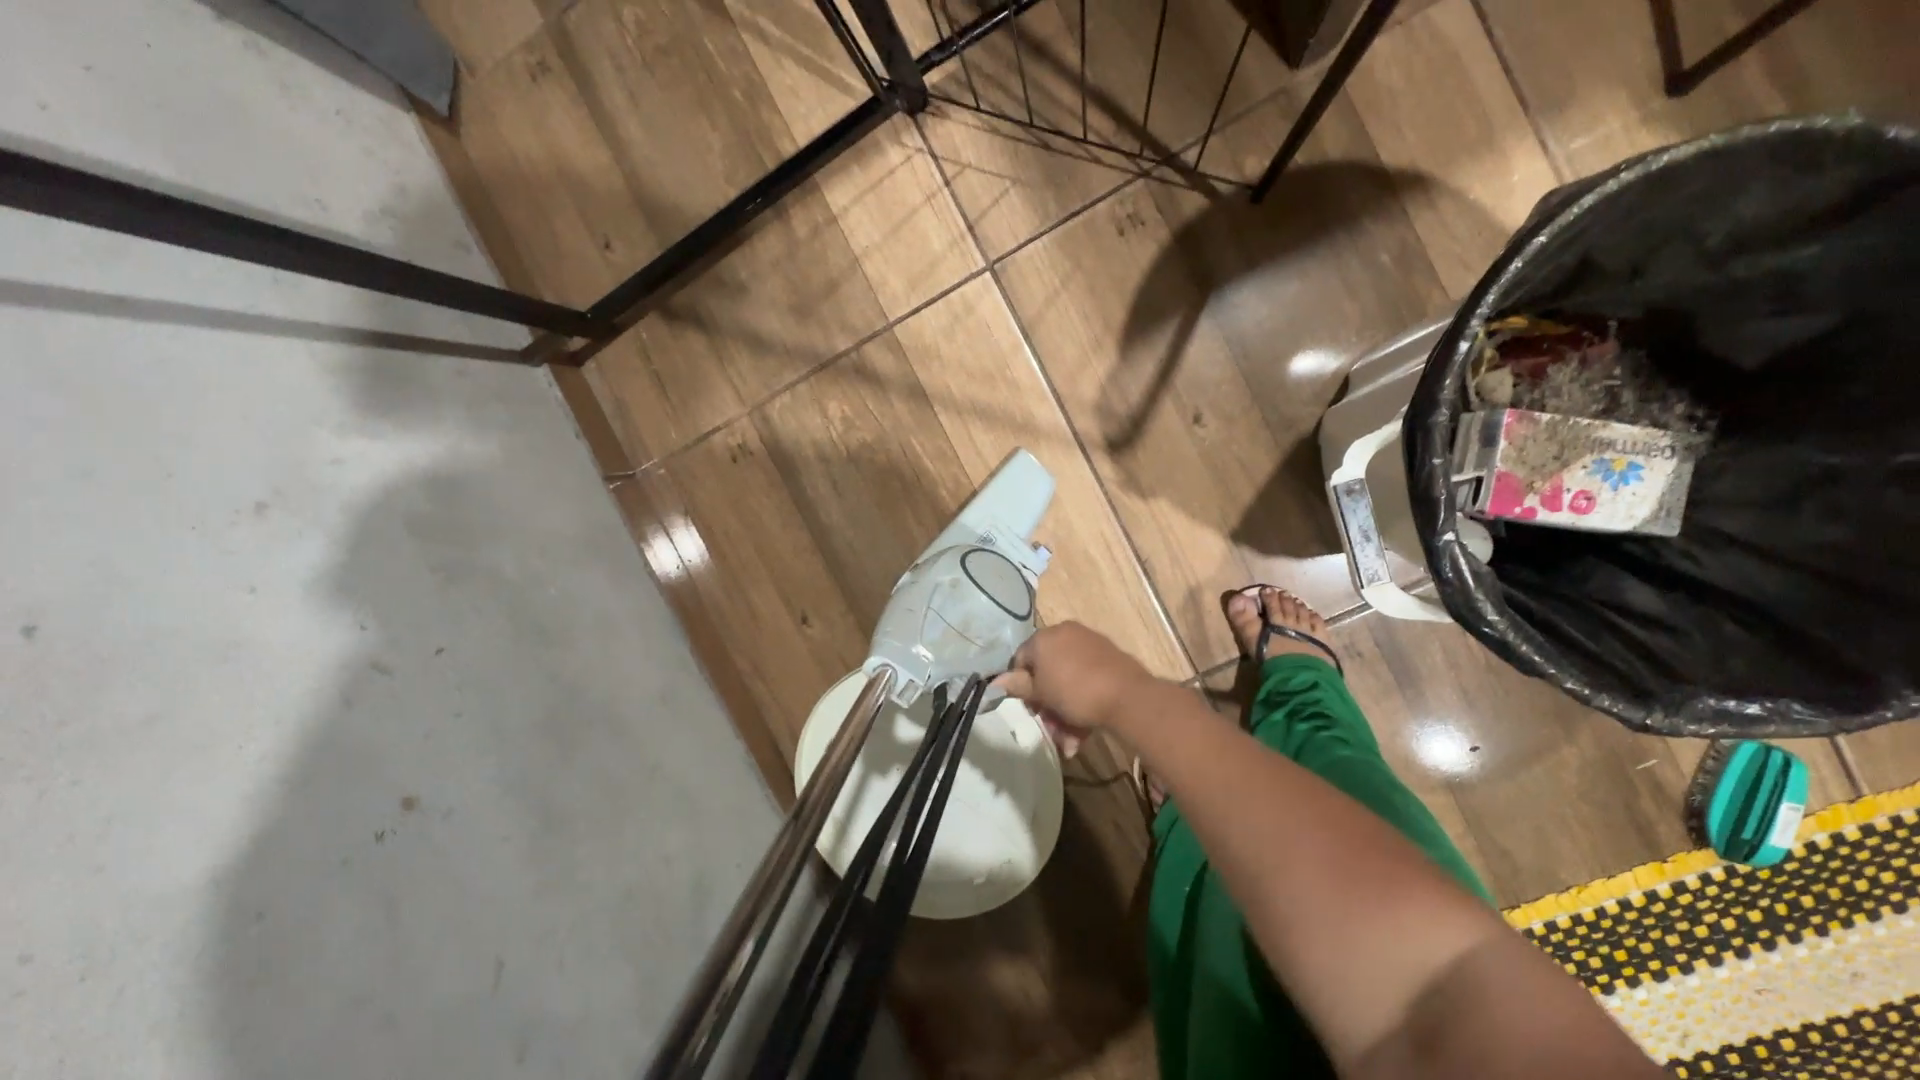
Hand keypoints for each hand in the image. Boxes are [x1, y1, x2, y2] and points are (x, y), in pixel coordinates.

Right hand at [992, 622, 1158, 757]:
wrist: (1127, 696)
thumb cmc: (1074, 692)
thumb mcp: (1040, 693)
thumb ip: (1017, 686)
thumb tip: (995, 681)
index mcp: (1044, 637)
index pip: (1021, 659)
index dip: (1021, 686)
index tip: (1030, 709)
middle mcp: (1065, 634)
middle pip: (1046, 673)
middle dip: (1046, 706)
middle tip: (1050, 728)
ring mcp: (1089, 645)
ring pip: (1067, 682)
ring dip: (1063, 714)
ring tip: (1069, 743)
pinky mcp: (1108, 658)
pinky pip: (1086, 681)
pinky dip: (1081, 705)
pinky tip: (1083, 735)